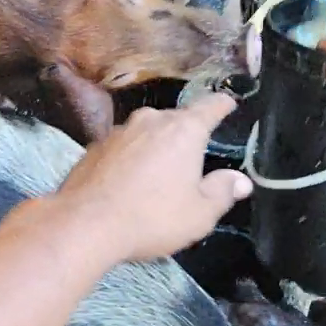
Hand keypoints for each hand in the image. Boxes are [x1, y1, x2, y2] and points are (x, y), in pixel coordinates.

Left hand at [49, 95, 252, 261]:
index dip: (222, 105)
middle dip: (187, 135)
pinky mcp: (95, 146)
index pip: (210, 107)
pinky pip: (123, 147)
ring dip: (156, 147)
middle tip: (193, 160)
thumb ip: (223, 192)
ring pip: (147, 132)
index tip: (228, 102)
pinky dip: (131, 158)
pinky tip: (128, 182)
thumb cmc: (152, 217)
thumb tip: (240, 180)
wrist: (85, 223)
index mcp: (183, 130)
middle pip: (177, 120)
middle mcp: (151, 120)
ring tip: (159, 174)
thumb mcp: (199, 213)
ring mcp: (119, 131)